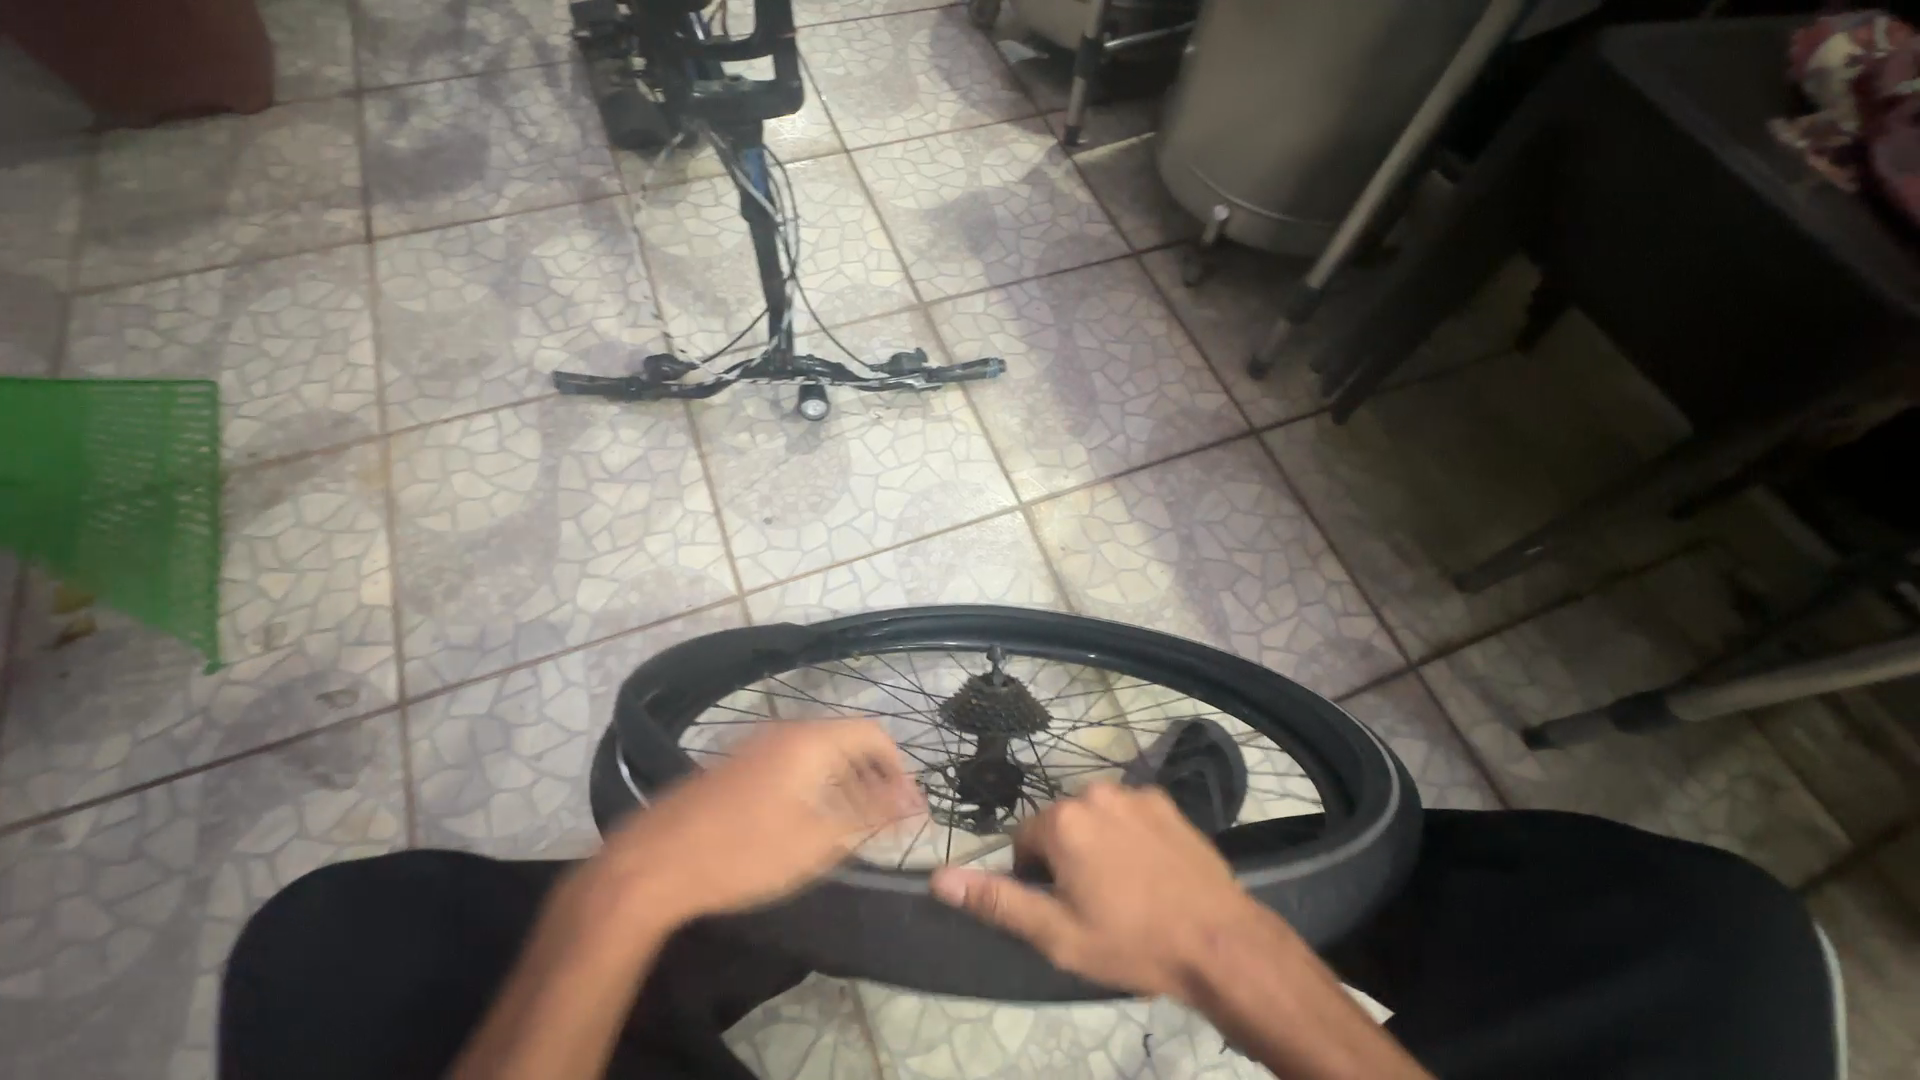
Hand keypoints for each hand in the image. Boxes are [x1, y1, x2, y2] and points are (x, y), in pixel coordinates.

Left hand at [592, 719, 924, 925]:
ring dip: (844, 784)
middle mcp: (785, 732)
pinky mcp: (737, 767)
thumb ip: (872, 814)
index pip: (874, 734)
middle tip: (885, 823)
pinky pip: (792, 764)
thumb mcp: (819, 839)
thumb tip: (915, 801)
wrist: (654, 864)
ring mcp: (756, 746)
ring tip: (851, 829)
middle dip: (873, 777)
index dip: (899, 769)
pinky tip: (807, 825)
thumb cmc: (745, 853)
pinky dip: (814, 786)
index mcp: (810, 741)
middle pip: (846, 741)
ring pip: (818, 754)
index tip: (908, 809)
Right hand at [929, 782, 1268, 1000]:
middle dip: (1065, 859)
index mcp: (1063, 821)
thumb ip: (997, 900)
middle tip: (1092, 905)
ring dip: (1096, 845)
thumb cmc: (1131, 941)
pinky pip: (1129, 815)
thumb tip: (940, 879)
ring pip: (1094, 818)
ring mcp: (1135, 794)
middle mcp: (1095, 792)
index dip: (1034, 878)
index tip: (1060, 909)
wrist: (1220, 942)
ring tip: (1124, 892)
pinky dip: (1129, 837)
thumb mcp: (1056, 934)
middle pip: (1059, 825)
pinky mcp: (1167, 802)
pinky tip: (1150, 874)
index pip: (1023, 841)